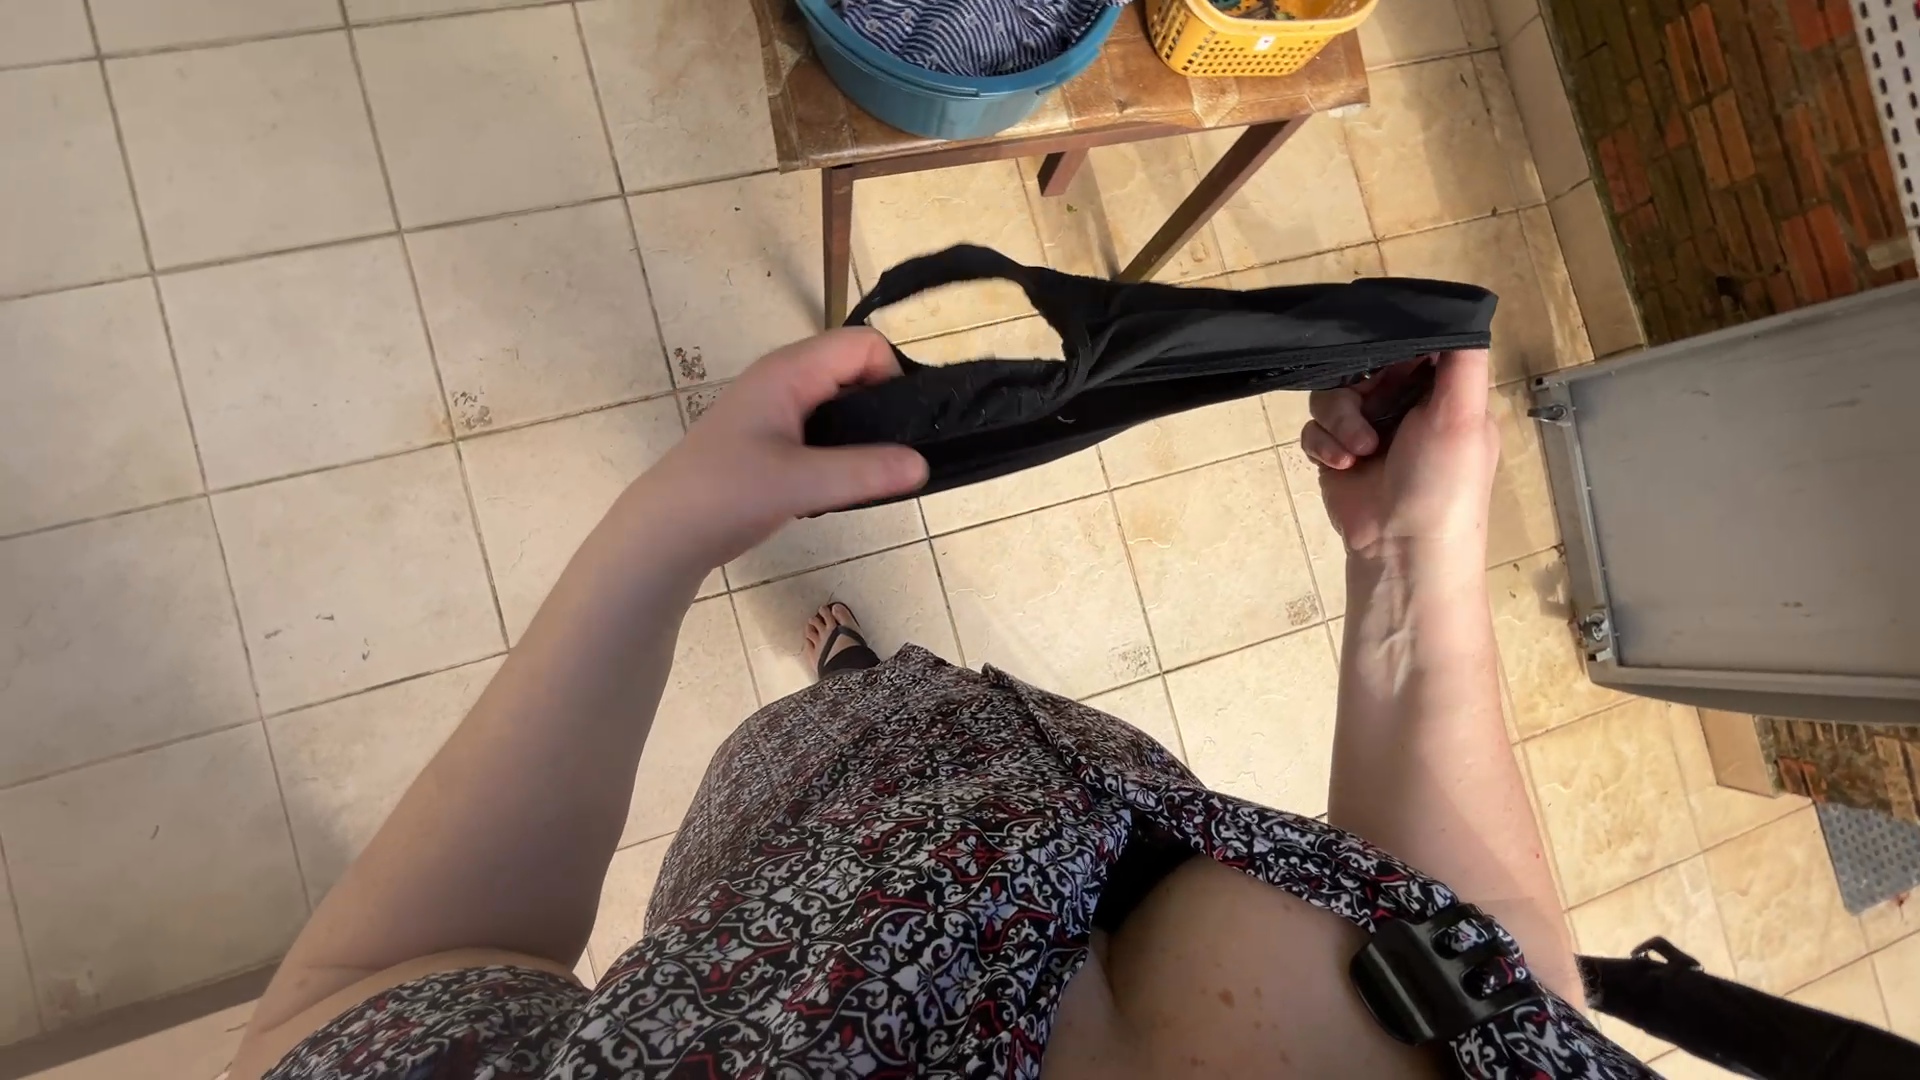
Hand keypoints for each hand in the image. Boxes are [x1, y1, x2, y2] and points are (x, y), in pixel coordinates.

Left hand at [644, 328, 928, 565]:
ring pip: (843, 403)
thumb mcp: (800, 483)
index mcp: (789, 372)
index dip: (892, 375)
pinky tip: (846, 484)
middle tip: (894, 455)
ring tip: (874, 473)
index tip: (903, 425)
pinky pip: (828, 429)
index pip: (862, 345)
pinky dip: (846, 449)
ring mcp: (780, 410)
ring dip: (866, 432)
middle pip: (856, 370)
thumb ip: (864, 472)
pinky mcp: (778, 440)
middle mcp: (786, 380)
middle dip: (884, 405)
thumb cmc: (726, 494)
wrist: (667, 532)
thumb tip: (923, 465)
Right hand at [1300, 350, 1498, 569]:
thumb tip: (1456, 314)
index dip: (1391, 351)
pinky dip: (1322, 445)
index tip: (1384, 363)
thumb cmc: (1443, 481)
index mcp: (1440, 395)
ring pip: (1330, 398)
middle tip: (1369, 418)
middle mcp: (1401, 409)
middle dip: (1357, 394)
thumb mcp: (1465, 414)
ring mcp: (1364, 432)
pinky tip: (1340, 464)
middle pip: (1360, 369)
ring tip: (1356, 452)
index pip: (1408, 350)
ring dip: (1338, 423)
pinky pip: (1312, 430)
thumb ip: (1461, 359)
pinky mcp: (1333, 455)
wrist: (1401, 545)